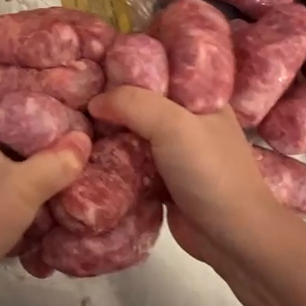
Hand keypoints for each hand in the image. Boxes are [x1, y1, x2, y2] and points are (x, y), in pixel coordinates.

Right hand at [88, 87, 287, 262]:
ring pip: (130, 134)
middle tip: (72, 97)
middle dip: (109, 102)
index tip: (90, 68)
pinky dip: (110, 161)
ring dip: (106, 133)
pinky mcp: (160, 181)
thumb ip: (131, 103)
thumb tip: (93, 103)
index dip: (126, 67)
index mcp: (199, 98)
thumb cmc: (210, 172)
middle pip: (139, 102)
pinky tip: (85, 155)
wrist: (233, 238)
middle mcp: (186, 122)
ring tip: (72, 125)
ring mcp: (173, 153)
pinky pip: (128, 163)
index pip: (159, 69)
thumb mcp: (173, 124)